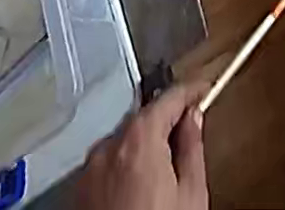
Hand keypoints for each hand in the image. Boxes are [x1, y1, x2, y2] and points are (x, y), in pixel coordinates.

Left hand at [72, 85, 208, 209]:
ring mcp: (90, 169)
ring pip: (125, 140)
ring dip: (145, 144)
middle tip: (190, 130)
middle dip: (167, 121)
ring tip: (166, 168)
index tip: (205, 89)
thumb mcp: (191, 195)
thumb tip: (193, 118)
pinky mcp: (79, 192)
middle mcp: (109, 145)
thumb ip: (192, 148)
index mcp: (140, 137)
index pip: (170, 97)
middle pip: (145, 117)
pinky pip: (108, 164)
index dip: (191, 90)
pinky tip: (140, 188)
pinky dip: (126, 165)